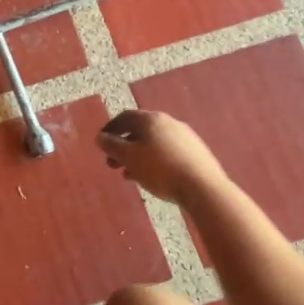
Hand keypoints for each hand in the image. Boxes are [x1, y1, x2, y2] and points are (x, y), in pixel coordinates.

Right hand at [98, 110, 225, 204]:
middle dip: (124, 146)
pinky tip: (151, 178)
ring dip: (138, 156)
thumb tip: (100, 137)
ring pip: (154, 144)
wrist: (203, 187)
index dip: (110, 129)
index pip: (125, 117)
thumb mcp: (130, 157)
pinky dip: (155, 162)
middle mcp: (169, 123)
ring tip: (129, 175)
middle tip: (112, 163)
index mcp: (151, 119)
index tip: (101, 143)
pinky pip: (168, 153)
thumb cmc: (160, 169)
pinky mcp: (196, 153)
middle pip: (140, 131)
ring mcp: (185, 137)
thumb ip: (112, 146)